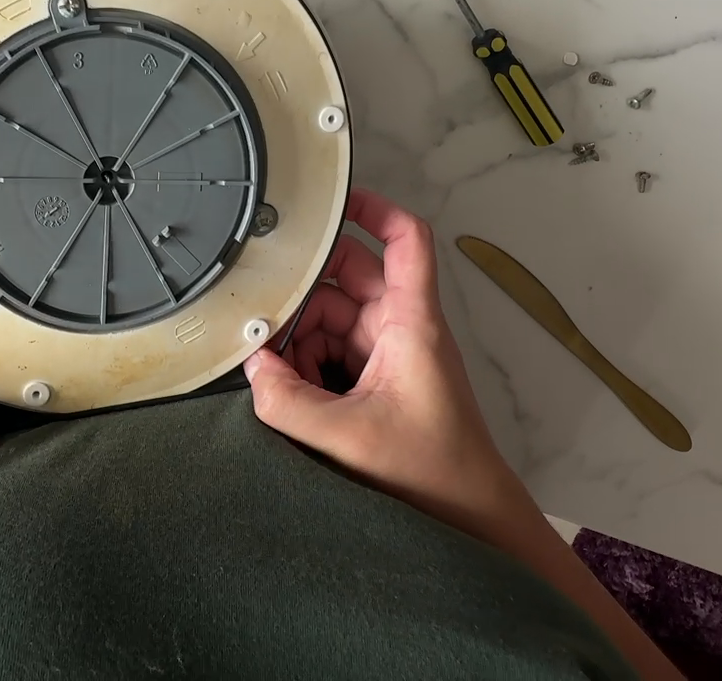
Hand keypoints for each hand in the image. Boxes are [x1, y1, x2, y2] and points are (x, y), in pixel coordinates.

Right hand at [243, 187, 513, 530]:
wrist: (469, 522)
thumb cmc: (435, 472)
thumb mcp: (350, 437)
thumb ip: (289, 401)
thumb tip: (252, 367)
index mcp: (411, 322)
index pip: (406, 239)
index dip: (374, 208)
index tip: (332, 198)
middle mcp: (399, 327)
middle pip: (347, 277)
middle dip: (304, 291)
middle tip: (262, 306)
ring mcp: (385, 353)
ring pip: (330, 316)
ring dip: (298, 336)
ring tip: (274, 369)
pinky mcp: (373, 379)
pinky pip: (328, 351)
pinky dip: (304, 363)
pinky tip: (287, 389)